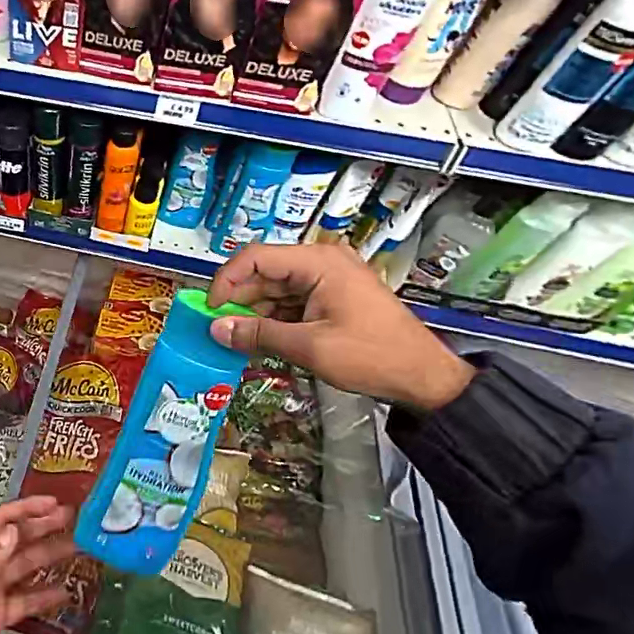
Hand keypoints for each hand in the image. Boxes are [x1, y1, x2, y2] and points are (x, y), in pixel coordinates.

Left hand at [0, 496, 76, 633]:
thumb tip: (13, 530)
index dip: (24, 509)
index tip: (51, 502)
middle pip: (14, 540)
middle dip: (41, 527)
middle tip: (70, 517)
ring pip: (23, 567)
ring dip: (48, 556)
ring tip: (75, 546)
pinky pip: (25, 600)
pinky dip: (43, 595)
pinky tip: (64, 592)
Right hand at [206, 242, 473, 409]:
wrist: (423, 376)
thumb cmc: (371, 355)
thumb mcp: (309, 347)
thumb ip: (259, 334)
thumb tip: (216, 329)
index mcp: (318, 262)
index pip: (256, 257)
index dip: (227, 281)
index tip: (209, 309)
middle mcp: (321, 262)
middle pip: (265, 273)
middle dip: (239, 301)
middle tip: (218, 330)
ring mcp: (328, 279)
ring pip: (276, 289)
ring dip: (256, 313)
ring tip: (236, 340)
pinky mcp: (332, 297)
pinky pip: (293, 302)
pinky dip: (275, 319)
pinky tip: (260, 340)